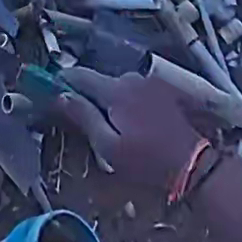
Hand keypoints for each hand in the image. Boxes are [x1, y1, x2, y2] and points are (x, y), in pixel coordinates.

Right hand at [54, 68, 208, 191]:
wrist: (193, 165)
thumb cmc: (147, 161)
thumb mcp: (108, 147)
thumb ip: (83, 116)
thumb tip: (60, 95)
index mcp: (114, 89)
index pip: (78, 75)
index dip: (61, 81)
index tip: (48, 89)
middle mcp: (129, 77)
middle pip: (97, 80)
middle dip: (86, 95)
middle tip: (81, 120)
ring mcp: (146, 81)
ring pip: (114, 85)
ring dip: (107, 100)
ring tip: (109, 127)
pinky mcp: (159, 89)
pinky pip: (131, 90)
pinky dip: (124, 101)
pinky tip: (130, 124)